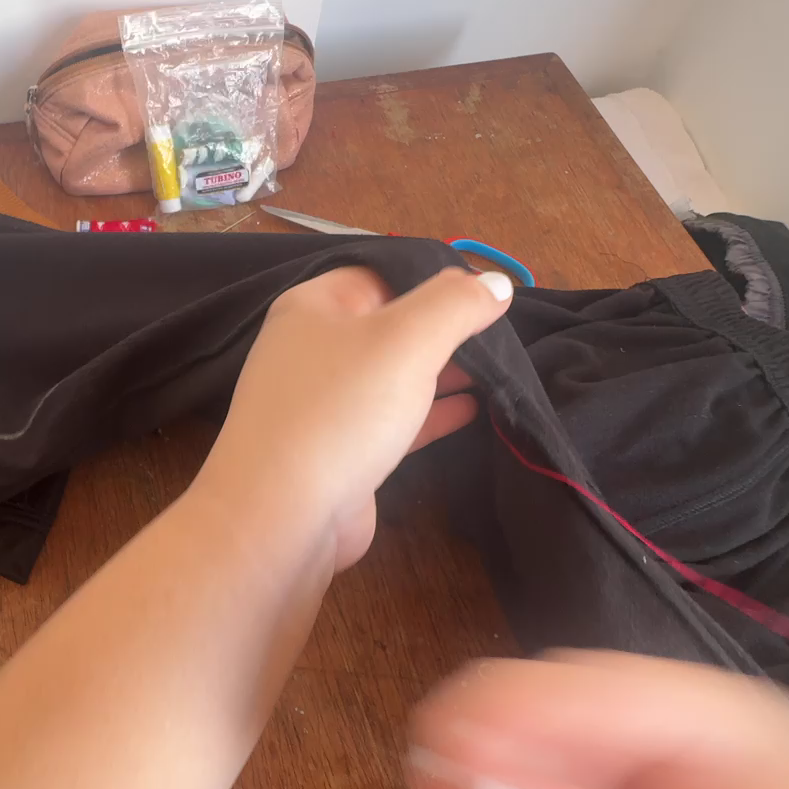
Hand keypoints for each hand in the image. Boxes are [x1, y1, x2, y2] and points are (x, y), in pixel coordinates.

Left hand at [194, 265, 512, 570]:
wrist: (284, 514)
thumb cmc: (342, 409)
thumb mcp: (406, 339)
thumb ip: (455, 304)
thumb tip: (495, 281)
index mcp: (312, 307)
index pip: (380, 275)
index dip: (434, 279)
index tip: (489, 292)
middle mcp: (311, 350)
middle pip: (389, 325)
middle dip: (444, 329)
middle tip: (504, 334)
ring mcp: (322, 403)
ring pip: (392, 375)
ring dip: (442, 371)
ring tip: (502, 369)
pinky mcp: (338, 450)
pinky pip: (391, 419)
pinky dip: (430, 412)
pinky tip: (474, 409)